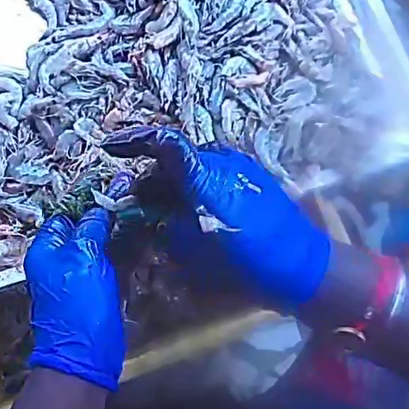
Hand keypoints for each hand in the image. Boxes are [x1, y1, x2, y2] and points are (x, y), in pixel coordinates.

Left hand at [23, 205, 123, 391]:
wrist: (84, 357)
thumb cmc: (79, 307)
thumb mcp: (84, 258)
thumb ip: (90, 229)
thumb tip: (98, 208)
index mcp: (44, 250)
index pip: (65, 216)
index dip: (87, 203)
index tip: (114, 191)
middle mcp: (54, 263)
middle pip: (79, 231)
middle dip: (102, 218)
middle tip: (130, 201)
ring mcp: (72, 279)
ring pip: (93, 247)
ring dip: (112, 236)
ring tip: (137, 217)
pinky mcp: (90, 294)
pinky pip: (102, 265)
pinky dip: (116, 255)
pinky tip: (135, 245)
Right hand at [105, 126, 329, 307]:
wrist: (301, 266)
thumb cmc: (244, 258)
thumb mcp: (193, 245)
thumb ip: (164, 220)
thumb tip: (144, 208)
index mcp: (204, 174)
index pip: (162, 143)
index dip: (132, 141)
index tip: (107, 147)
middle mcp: (220, 161)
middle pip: (170, 162)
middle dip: (149, 182)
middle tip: (136, 209)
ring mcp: (236, 168)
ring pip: (188, 170)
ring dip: (170, 190)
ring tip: (164, 219)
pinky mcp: (247, 179)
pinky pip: (207, 177)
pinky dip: (190, 192)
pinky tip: (189, 217)